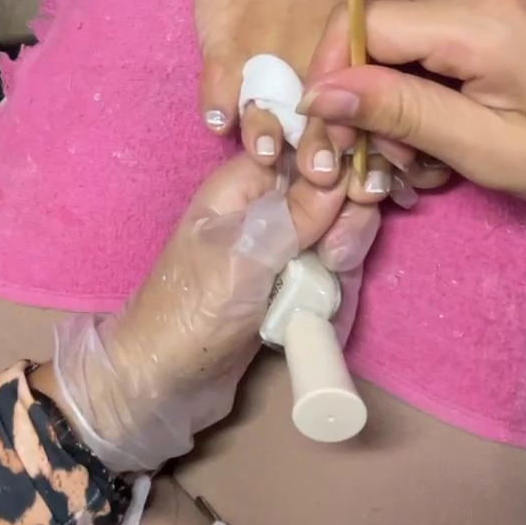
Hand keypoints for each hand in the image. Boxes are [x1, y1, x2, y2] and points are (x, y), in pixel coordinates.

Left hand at [46, 156, 370, 472]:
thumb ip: (296, 213)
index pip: (306, 145)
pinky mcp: (291, 283)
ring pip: (339, 233)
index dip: (338, 160)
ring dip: (344, 259)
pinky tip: (326, 315)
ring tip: (324, 290)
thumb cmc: (194, 308)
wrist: (169, 378)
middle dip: (347, 218)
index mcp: (244, 182)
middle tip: (336, 255)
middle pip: (333, 189)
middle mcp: (265, 205)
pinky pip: (332, 274)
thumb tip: (342, 172)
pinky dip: (336, 292)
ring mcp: (282, 246)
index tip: (356, 191)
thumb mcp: (245, 254)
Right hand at [297, 0, 525, 316]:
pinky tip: (432, 112)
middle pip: (370, 6)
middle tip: (362, 140)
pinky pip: (428, 18)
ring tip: (405, 139)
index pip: (362, 21)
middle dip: (349, 71)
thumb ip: (398, 111)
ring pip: (393, 12)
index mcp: (483, 16)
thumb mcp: (488, 151)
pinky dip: (410, 64)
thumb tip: (316, 95)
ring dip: (379, 72)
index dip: (330, 73)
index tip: (329, 133)